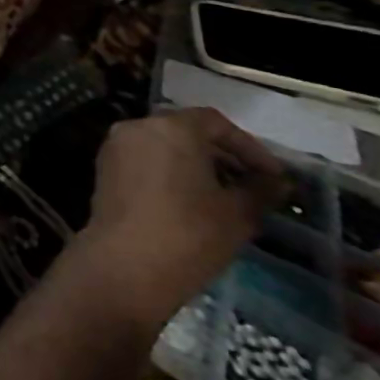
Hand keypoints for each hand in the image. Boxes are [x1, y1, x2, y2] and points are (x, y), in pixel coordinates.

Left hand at [72, 107, 287, 327]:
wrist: (128, 257)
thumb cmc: (191, 230)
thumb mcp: (239, 211)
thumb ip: (260, 189)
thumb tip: (276, 181)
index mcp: (168, 128)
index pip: (213, 122)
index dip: (247, 146)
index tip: (272, 175)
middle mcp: (135, 128)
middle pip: (184, 130)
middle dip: (221, 153)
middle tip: (253, 184)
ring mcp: (114, 147)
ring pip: (162, 144)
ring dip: (195, 162)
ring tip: (228, 194)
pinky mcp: (104, 167)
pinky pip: (143, 158)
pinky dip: (169, 169)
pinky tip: (193, 198)